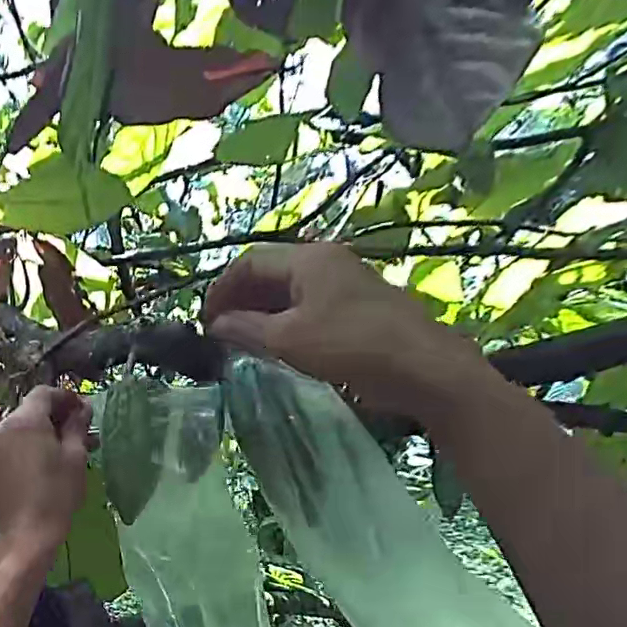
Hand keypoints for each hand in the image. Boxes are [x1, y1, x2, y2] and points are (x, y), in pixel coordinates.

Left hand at [0, 386, 91, 553]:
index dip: (65, 397)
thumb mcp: (74, 457)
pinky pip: (12, 443)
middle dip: (55, 414)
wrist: (26, 534)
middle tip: (80, 429)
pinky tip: (48, 458)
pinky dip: (29, 444)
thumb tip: (81, 408)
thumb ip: (76, 426)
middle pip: (30, 409)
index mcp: (23, 420)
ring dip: (43, 430)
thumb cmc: (56, 494)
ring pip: (21, 427)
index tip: (83, 410)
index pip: (43, 393)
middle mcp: (1, 426)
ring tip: (69, 446)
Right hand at [203, 244, 495, 426]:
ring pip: (286, 291)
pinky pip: (304, 305)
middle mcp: (325, 263)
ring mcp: (342, 284)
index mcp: (308, 259)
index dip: (221, 288)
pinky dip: (280, 320)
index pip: (249, 262)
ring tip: (239, 339)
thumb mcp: (285, 339)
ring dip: (257, 312)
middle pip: (268, 273)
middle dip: (238, 299)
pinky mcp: (352, 307)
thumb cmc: (348, 344)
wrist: (420, 367)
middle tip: (218, 330)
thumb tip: (216, 325)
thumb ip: (244, 328)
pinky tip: (271, 343)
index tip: (205, 318)